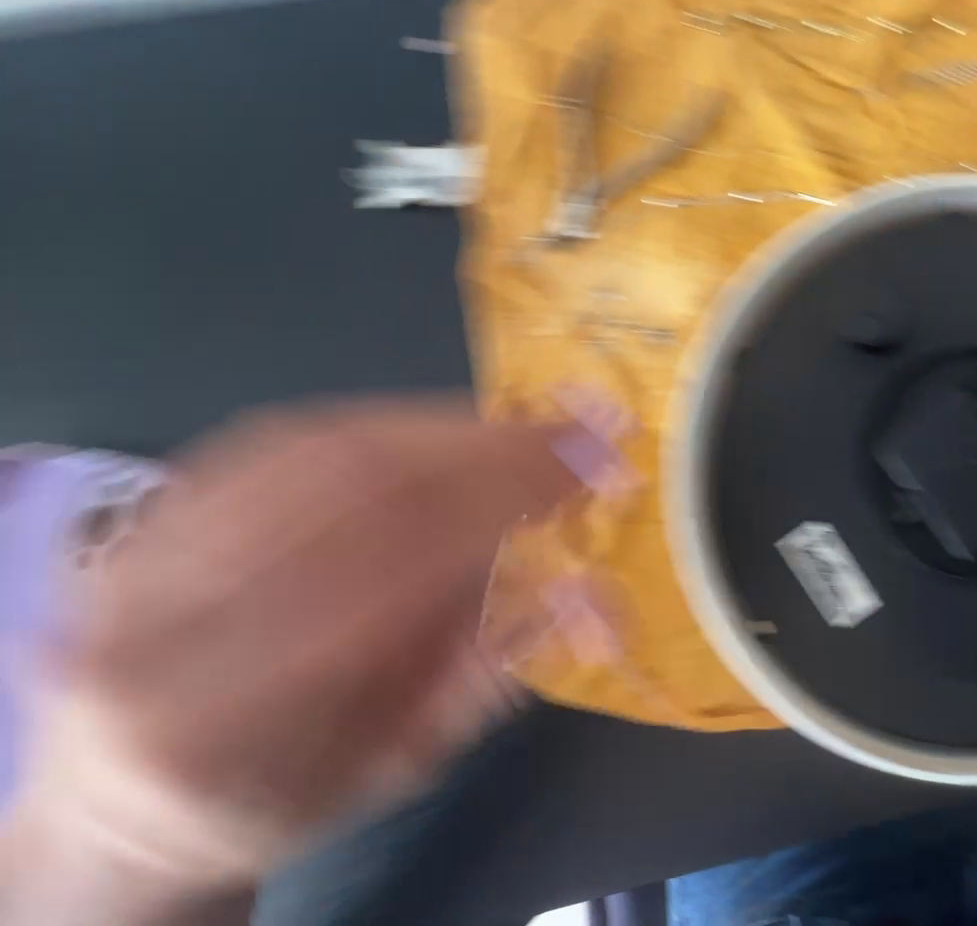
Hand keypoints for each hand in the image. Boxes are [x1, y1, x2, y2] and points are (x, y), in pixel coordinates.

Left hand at [3, 395, 630, 919]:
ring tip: (537, 430)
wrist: (133, 796)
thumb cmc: (287, 792)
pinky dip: (393, 426)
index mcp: (218, 720)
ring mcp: (138, 557)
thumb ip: (494, 674)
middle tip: (580, 437)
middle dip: (491, 453)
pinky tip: (457, 430)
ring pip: (320, 451)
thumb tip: (596, 599)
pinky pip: (286, 438)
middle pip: (352, 493)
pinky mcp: (151, 513)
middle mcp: (154, 625)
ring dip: (451, 430)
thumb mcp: (399, 764)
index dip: (498, 511)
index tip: (587, 474)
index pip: (386, 579)